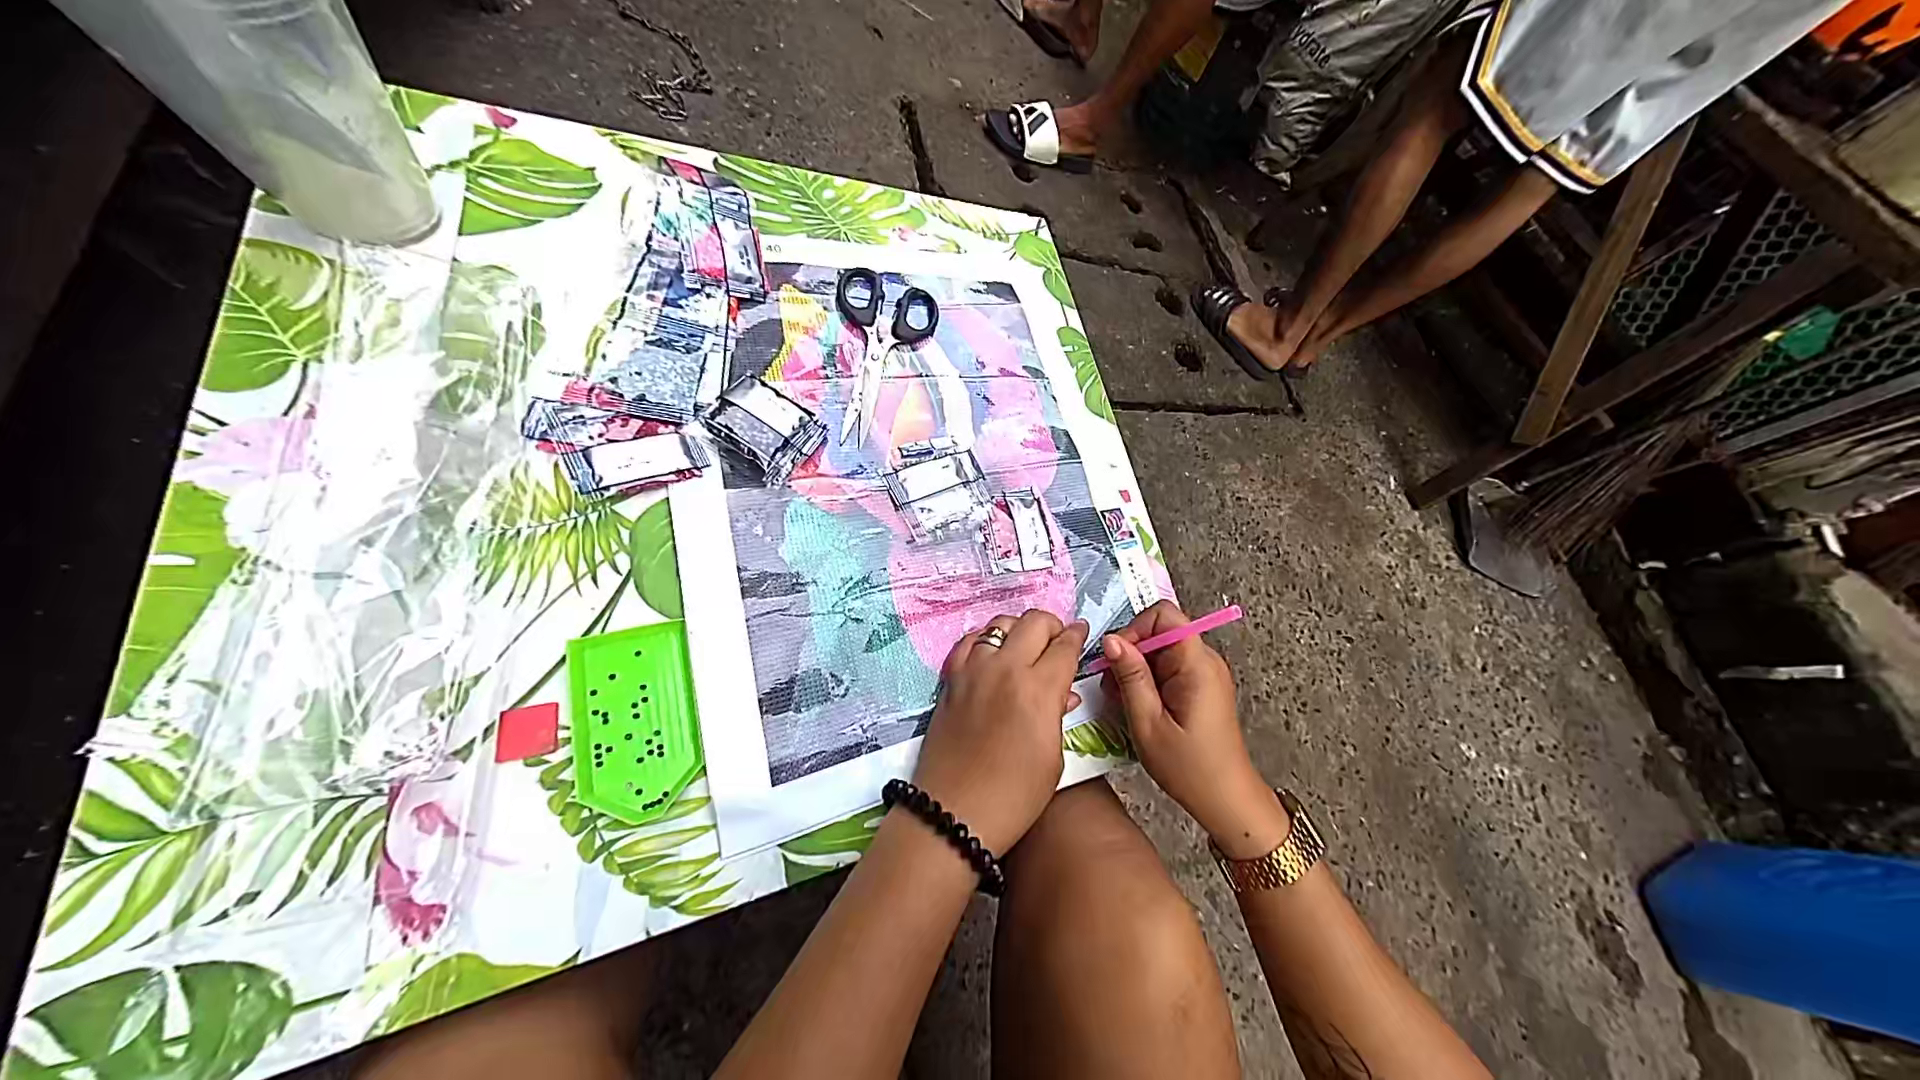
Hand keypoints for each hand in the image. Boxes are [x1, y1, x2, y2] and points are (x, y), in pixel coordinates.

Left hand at [912, 609, 1086, 853]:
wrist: (954, 812)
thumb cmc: (1013, 797)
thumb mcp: (1053, 757)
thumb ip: (1058, 714)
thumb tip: (1063, 693)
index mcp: (1038, 689)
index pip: (1065, 646)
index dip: (1078, 637)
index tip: (1081, 633)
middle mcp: (1005, 669)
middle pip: (1034, 622)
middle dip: (1052, 627)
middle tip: (1058, 640)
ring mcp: (973, 670)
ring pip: (1000, 624)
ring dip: (1019, 629)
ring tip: (1026, 645)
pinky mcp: (951, 679)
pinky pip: (969, 642)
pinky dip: (985, 639)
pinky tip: (992, 653)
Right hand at [1101, 601, 1289, 858]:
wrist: (1226, 799)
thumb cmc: (1190, 769)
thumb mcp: (1148, 723)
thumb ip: (1130, 677)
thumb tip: (1111, 639)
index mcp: (1197, 665)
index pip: (1164, 615)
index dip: (1134, 629)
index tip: (1115, 659)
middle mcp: (1204, 661)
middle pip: (1159, 631)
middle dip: (1130, 653)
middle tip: (1113, 687)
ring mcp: (1204, 673)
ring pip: (1159, 650)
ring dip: (1135, 669)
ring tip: (1124, 701)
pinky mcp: (1199, 685)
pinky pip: (1166, 667)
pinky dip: (1146, 681)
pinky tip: (1138, 706)